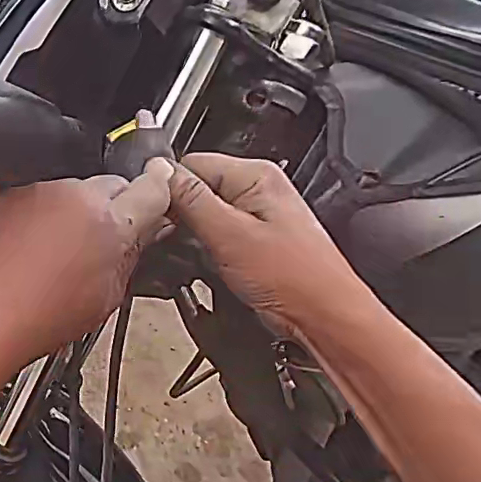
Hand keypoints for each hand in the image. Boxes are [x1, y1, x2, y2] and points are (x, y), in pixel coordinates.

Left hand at [0, 162, 173, 374]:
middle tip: (109, 241)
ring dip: (84, 208)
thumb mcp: (110, 294)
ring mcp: (45, 190)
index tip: (164, 194)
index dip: (163, 192)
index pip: (154, 188)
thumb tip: (149, 232)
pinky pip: (48, 192)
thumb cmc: (43, 315)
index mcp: (111, 223)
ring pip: (82, 187)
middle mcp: (78, 196)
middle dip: (120, 207)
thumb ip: (135, 253)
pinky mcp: (18, 193)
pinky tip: (45, 244)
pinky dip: (53, 210)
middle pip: (118, 183)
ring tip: (69, 249)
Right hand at [166, 152, 368, 338]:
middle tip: (178, 244)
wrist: (324, 318)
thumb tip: (160, 171)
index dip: (168, 189)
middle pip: (196, 191)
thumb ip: (192, 200)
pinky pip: (217, 239)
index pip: (191, 163)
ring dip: (192, 240)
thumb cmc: (296, 279)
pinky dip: (206, 253)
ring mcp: (256, 219)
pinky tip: (210, 269)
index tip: (156, 214)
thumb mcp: (231, 235)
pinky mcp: (253, 245)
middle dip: (180, 218)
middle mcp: (257, 192)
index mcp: (256, 176)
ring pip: (204, 218)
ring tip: (201, 260)